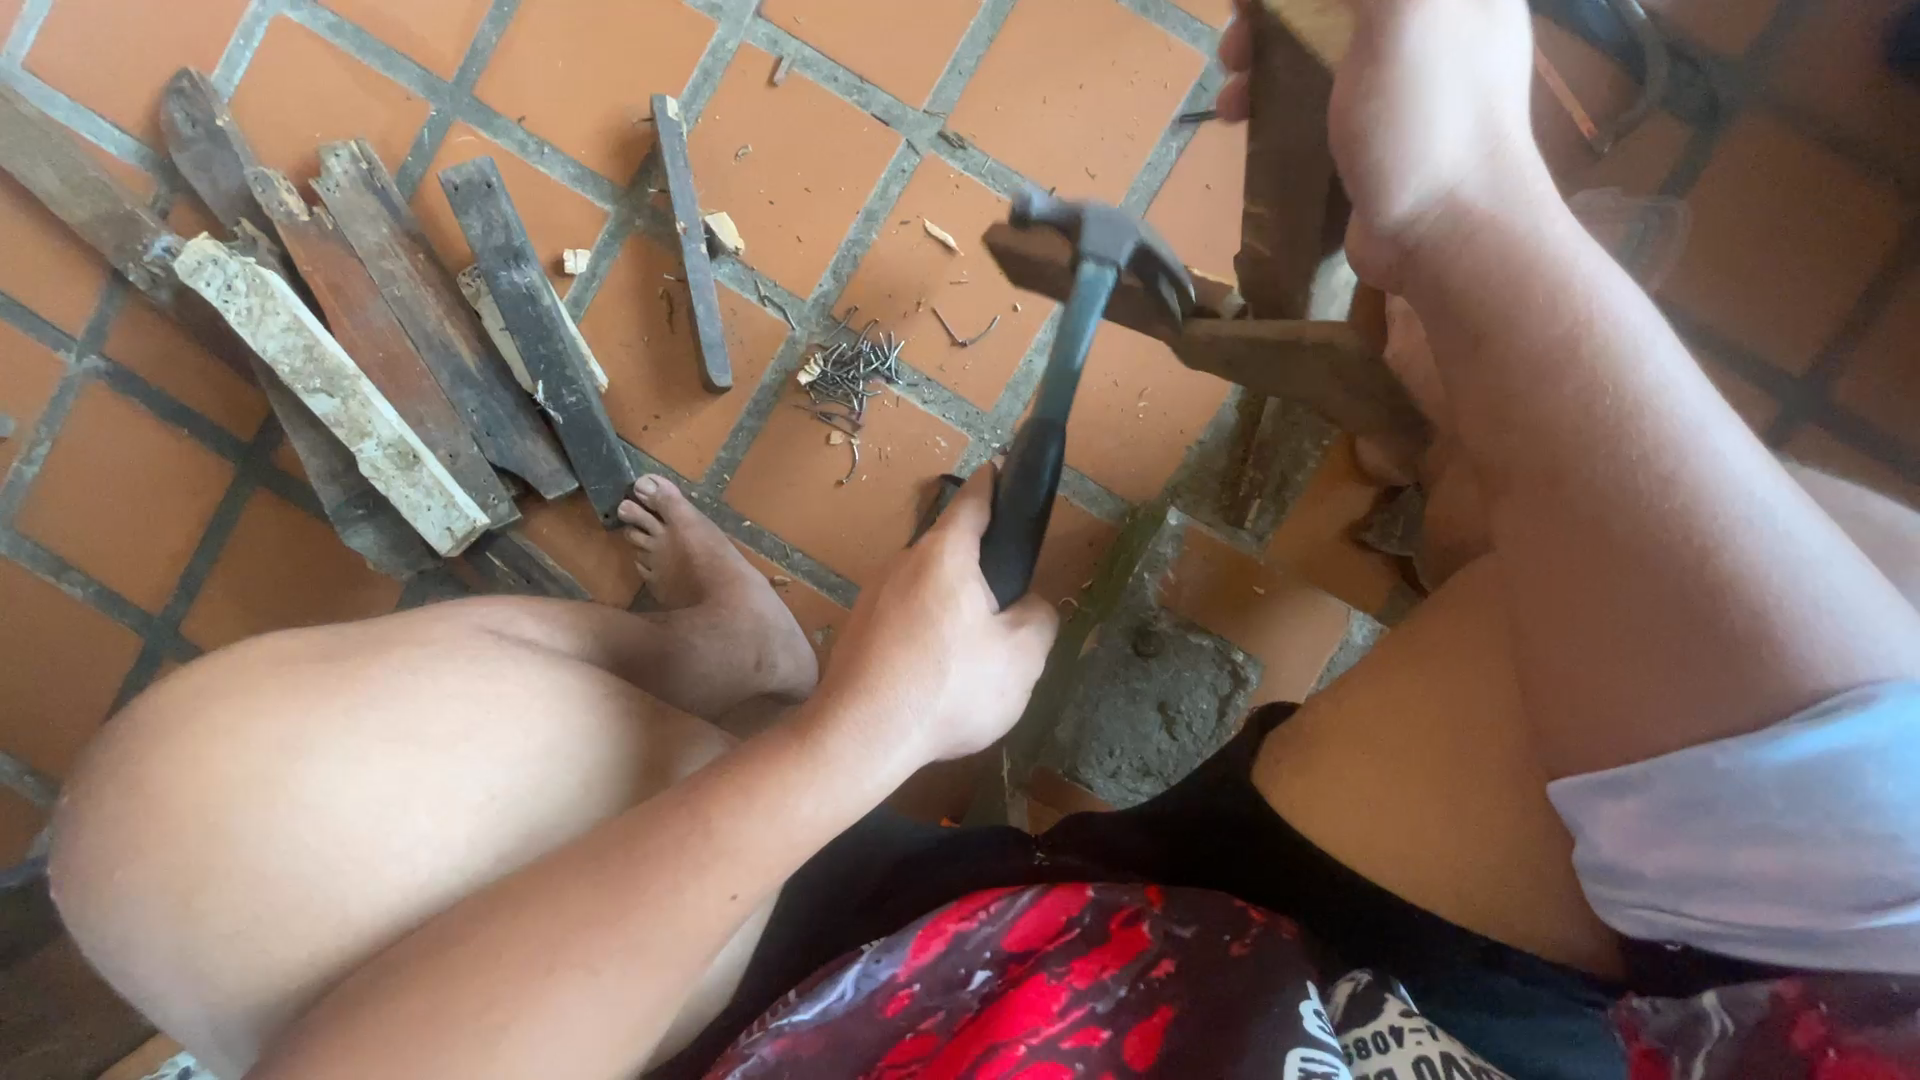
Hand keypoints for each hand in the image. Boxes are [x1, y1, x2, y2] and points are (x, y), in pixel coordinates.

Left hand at [811, 469, 1059, 765]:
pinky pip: (903, 617)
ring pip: (926, 587)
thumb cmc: (948, 688)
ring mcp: (872, 595)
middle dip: (979, 570)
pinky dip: (923, 633)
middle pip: (950, 550)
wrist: (859, 737)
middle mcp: (902, 562)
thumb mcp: (1022, 658)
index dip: (996, 482)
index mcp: (945, 554)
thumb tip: (1028, 605)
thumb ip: (1039, 618)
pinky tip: (933, 676)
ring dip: (950, 606)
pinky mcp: (856, 629)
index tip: (1006, 468)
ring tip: (969, 658)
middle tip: (1005, 613)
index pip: (975, 499)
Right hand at [1216, 0, 1556, 288]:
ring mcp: (1400, 83)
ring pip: (1319, 49)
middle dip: (1276, 16)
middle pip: (1335, 5)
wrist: (1445, 234)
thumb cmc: (1427, 120)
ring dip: (1264, 62)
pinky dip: (1276, 103)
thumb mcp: (1404, 14)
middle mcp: (1429, 23)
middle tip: (1234, 41)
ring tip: (1229, 91)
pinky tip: (1245, 123)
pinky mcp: (1372, 134)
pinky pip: (1316, 100)